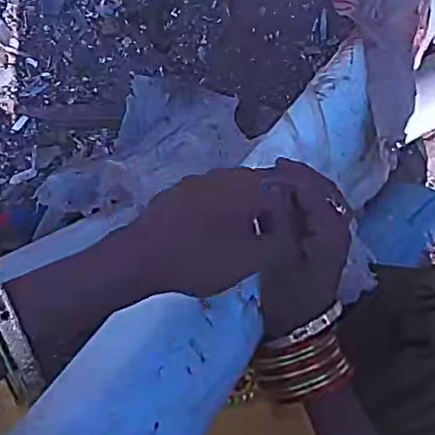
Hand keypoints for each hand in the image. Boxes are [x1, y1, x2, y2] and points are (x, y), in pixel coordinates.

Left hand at [122, 167, 286, 298]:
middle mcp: (228, 174)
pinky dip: (221, 212)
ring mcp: (202, 179)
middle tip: (268, 241)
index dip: (291, 215)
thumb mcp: (250, 260)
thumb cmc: (201, 257)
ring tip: (241, 241)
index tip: (287, 239)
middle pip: (262, 187)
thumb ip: (279, 244)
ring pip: (236, 191)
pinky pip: (213, 196)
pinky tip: (211, 235)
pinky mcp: (181, 189)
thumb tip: (293, 236)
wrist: (141, 255)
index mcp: (251, 185)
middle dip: (270, 212)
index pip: (287, 190)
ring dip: (245, 212)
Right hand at [259, 159, 350, 338]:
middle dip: (299, 175)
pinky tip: (281, 197)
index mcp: (331, 228)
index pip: (314, 188)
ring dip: (300, 184)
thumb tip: (274, 186)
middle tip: (273, 166)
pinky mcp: (322, 241)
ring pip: (320, 196)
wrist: (298, 330)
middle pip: (323, 188)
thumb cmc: (288, 296)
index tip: (268, 168)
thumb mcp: (279, 256)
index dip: (291, 175)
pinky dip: (300, 198)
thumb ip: (279, 217)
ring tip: (275, 177)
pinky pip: (314, 208)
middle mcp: (337, 226)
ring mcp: (332, 234)